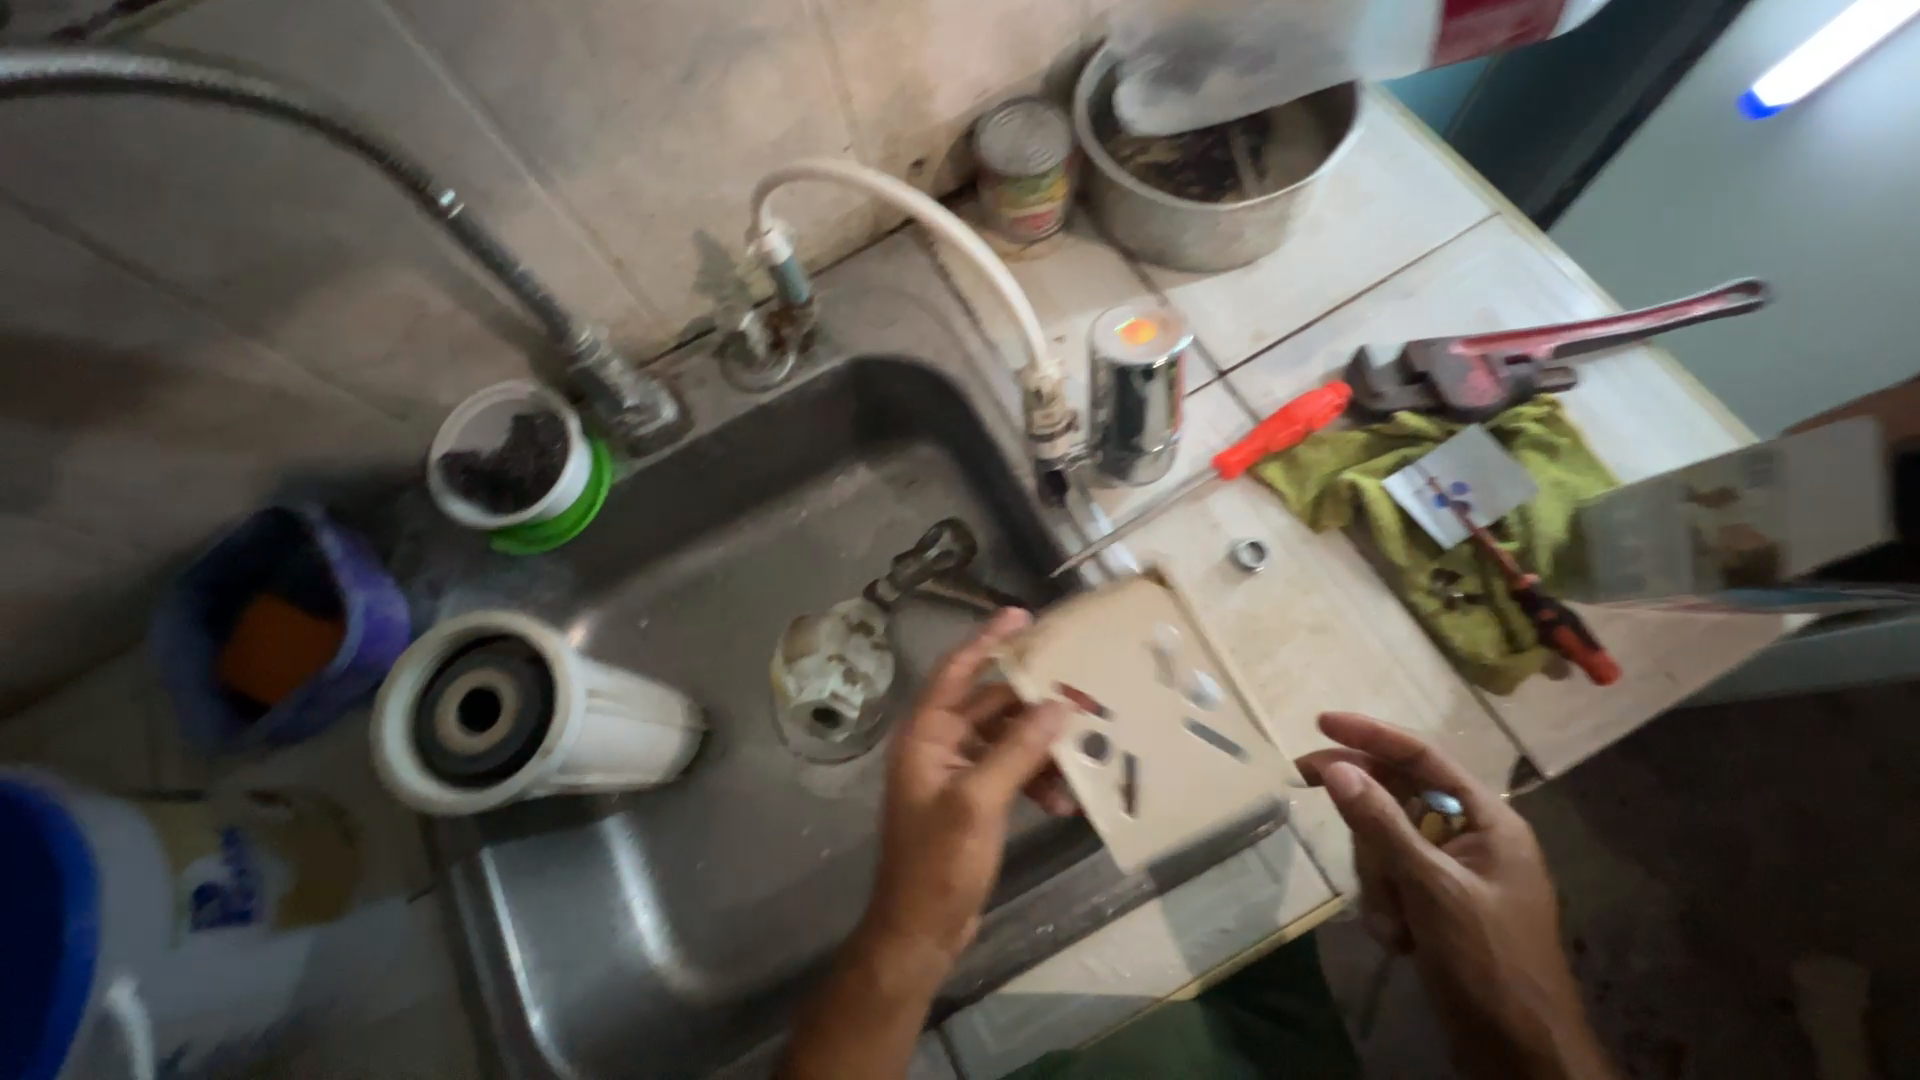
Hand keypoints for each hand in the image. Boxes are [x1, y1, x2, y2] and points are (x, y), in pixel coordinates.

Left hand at [860, 608, 1072, 968]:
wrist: (920, 929)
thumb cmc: (938, 862)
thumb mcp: (978, 802)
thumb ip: (1017, 750)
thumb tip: (1057, 705)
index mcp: (926, 734)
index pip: (957, 672)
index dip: (987, 641)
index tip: (1022, 616)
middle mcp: (938, 745)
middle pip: (991, 705)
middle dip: (1035, 704)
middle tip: (1083, 694)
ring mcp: (955, 773)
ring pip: (1007, 740)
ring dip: (1041, 748)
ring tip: (1080, 757)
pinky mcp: (972, 799)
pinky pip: (1010, 772)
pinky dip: (1035, 780)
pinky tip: (1063, 801)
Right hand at [1297, 713, 1612, 1079]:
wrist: (1520, 1053)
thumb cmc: (1489, 961)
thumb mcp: (1431, 888)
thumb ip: (1381, 824)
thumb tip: (1337, 768)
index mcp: (1488, 820)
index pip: (1422, 757)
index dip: (1371, 736)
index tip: (1322, 723)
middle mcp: (1470, 836)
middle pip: (1396, 797)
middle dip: (1366, 822)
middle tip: (1306, 780)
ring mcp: (1450, 871)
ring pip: (1384, 841)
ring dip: (1377, 879)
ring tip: (1394, 921)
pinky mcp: (1434, 902)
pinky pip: (1388, 878)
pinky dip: (1384, 904)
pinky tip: (1398, 938)